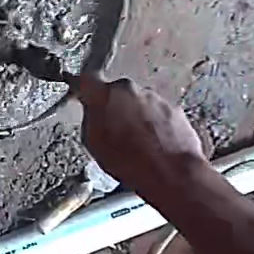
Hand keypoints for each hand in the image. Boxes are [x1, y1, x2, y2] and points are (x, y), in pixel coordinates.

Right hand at [74, 75, 209, 195]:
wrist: (171, 173)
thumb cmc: (130, 162)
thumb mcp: (94, 144)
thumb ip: (90, 119)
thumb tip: (93, 112)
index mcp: (104, 95)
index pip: (86, 81)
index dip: (83, 87)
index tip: (82, 92)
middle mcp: (129, 90)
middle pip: (116, 93)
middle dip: (113, 107)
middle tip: (113, 130)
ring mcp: (153, 97)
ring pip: (137, 102)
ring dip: (135, 117)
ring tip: (136, 143)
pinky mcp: (172, 107)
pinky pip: (156, 112)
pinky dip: (153, 124)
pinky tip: (153, 144)